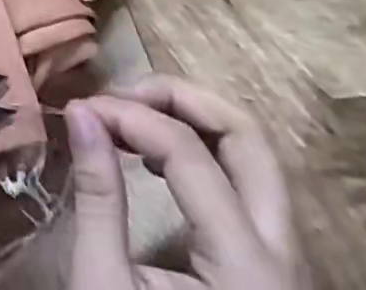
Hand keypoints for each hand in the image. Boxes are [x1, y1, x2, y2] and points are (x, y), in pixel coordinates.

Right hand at [66, 75, 304, 289]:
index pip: (188, 153)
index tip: (78, 110)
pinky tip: (155, 156)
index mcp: (248, 268)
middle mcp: (285, 256)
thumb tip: (80, 113)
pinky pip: (248, 181)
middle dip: (180, 98)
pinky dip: (201, 148)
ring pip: (257, 155)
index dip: (129, 116)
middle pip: (251, 138)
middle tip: (120, 95)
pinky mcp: (272, 264)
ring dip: (193, 119)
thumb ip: (98, 195)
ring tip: (132, 117)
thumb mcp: (104, 283)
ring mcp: (287, 260)